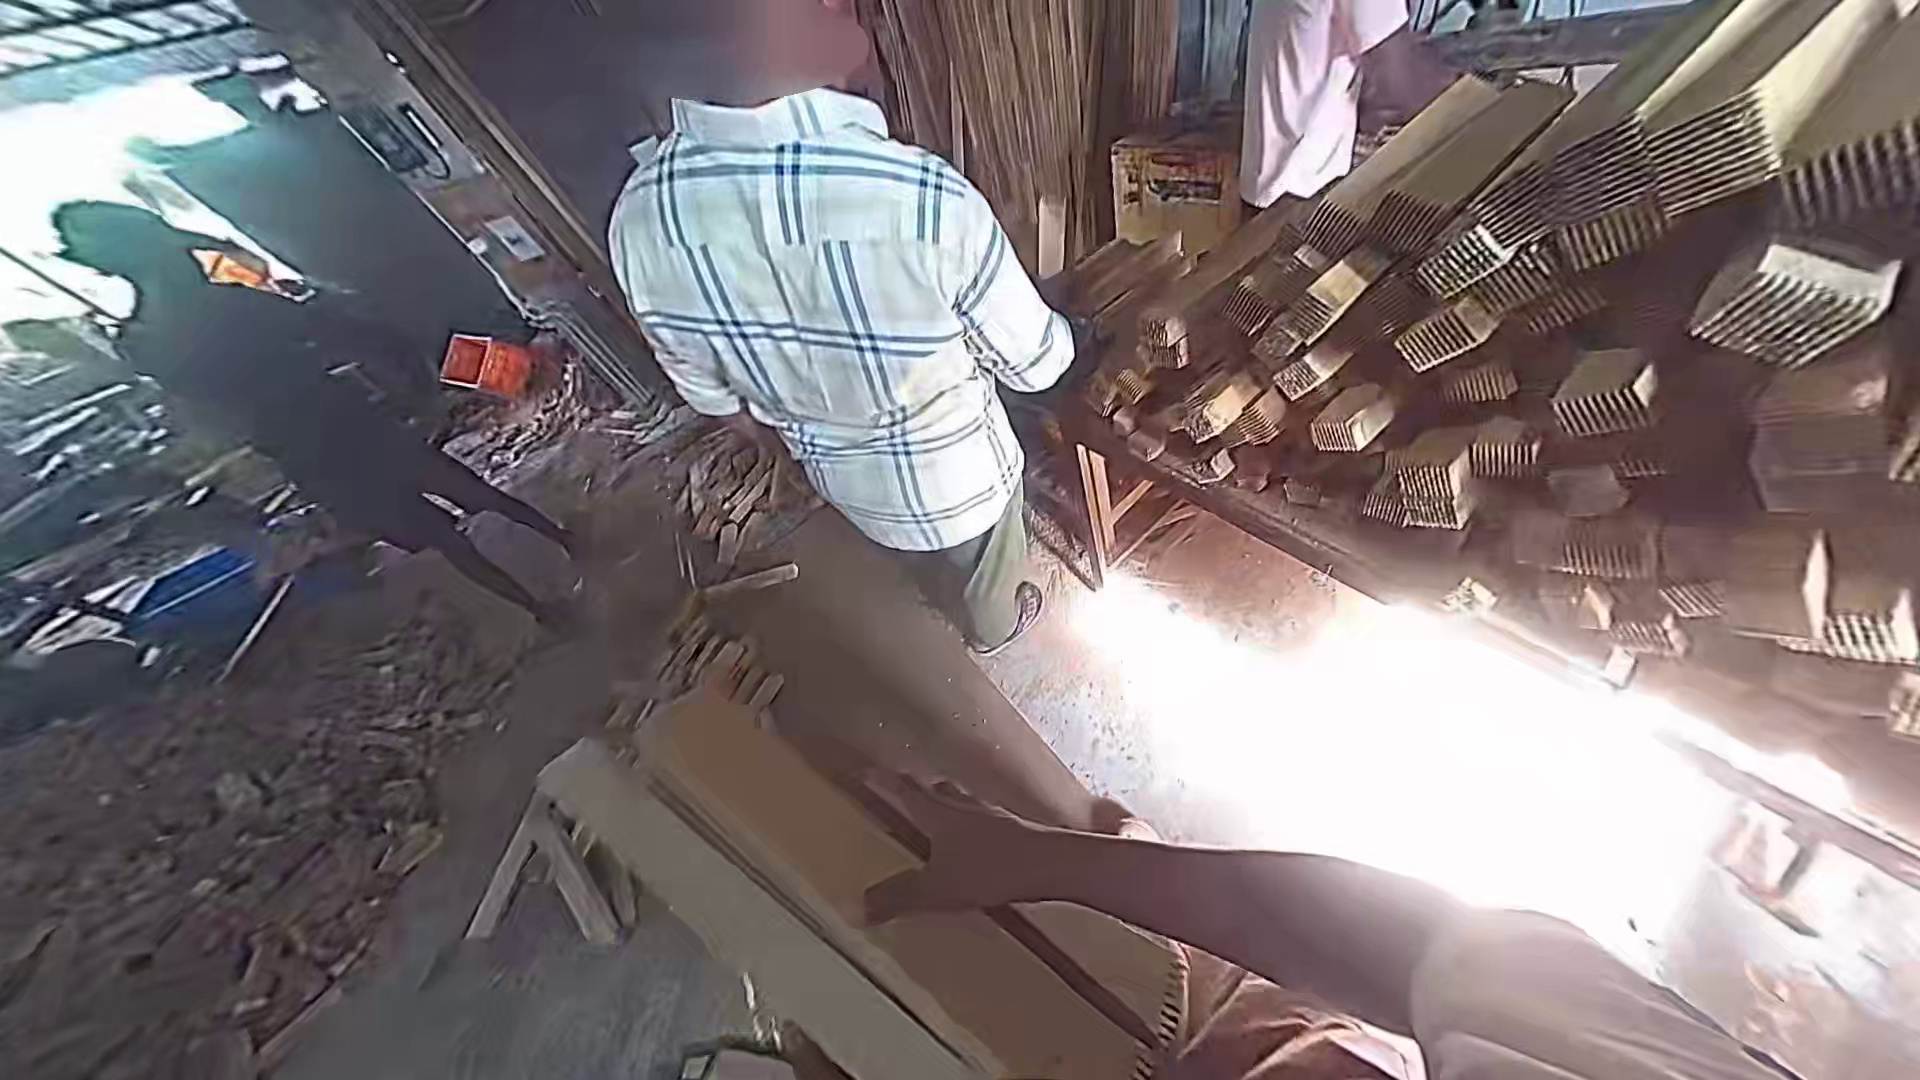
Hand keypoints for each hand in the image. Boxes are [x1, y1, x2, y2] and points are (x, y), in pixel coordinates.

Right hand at [862, 773, 1053, 923]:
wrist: (1046, 862)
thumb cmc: (990, 868)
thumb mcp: (937, 889)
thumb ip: (898, 897)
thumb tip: (855, 907)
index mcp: (936, 813)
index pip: (901, 790)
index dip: (881, 781)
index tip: (865, 772)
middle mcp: (958, 804)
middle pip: (928, 787)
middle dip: (909, 785)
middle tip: (896, 785)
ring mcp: (984, 811)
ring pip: (954, 796)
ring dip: (938, 796)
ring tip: (931, 803)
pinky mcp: (1004, 823)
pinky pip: (974, 811)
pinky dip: (963, 814)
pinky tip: (970, 830)